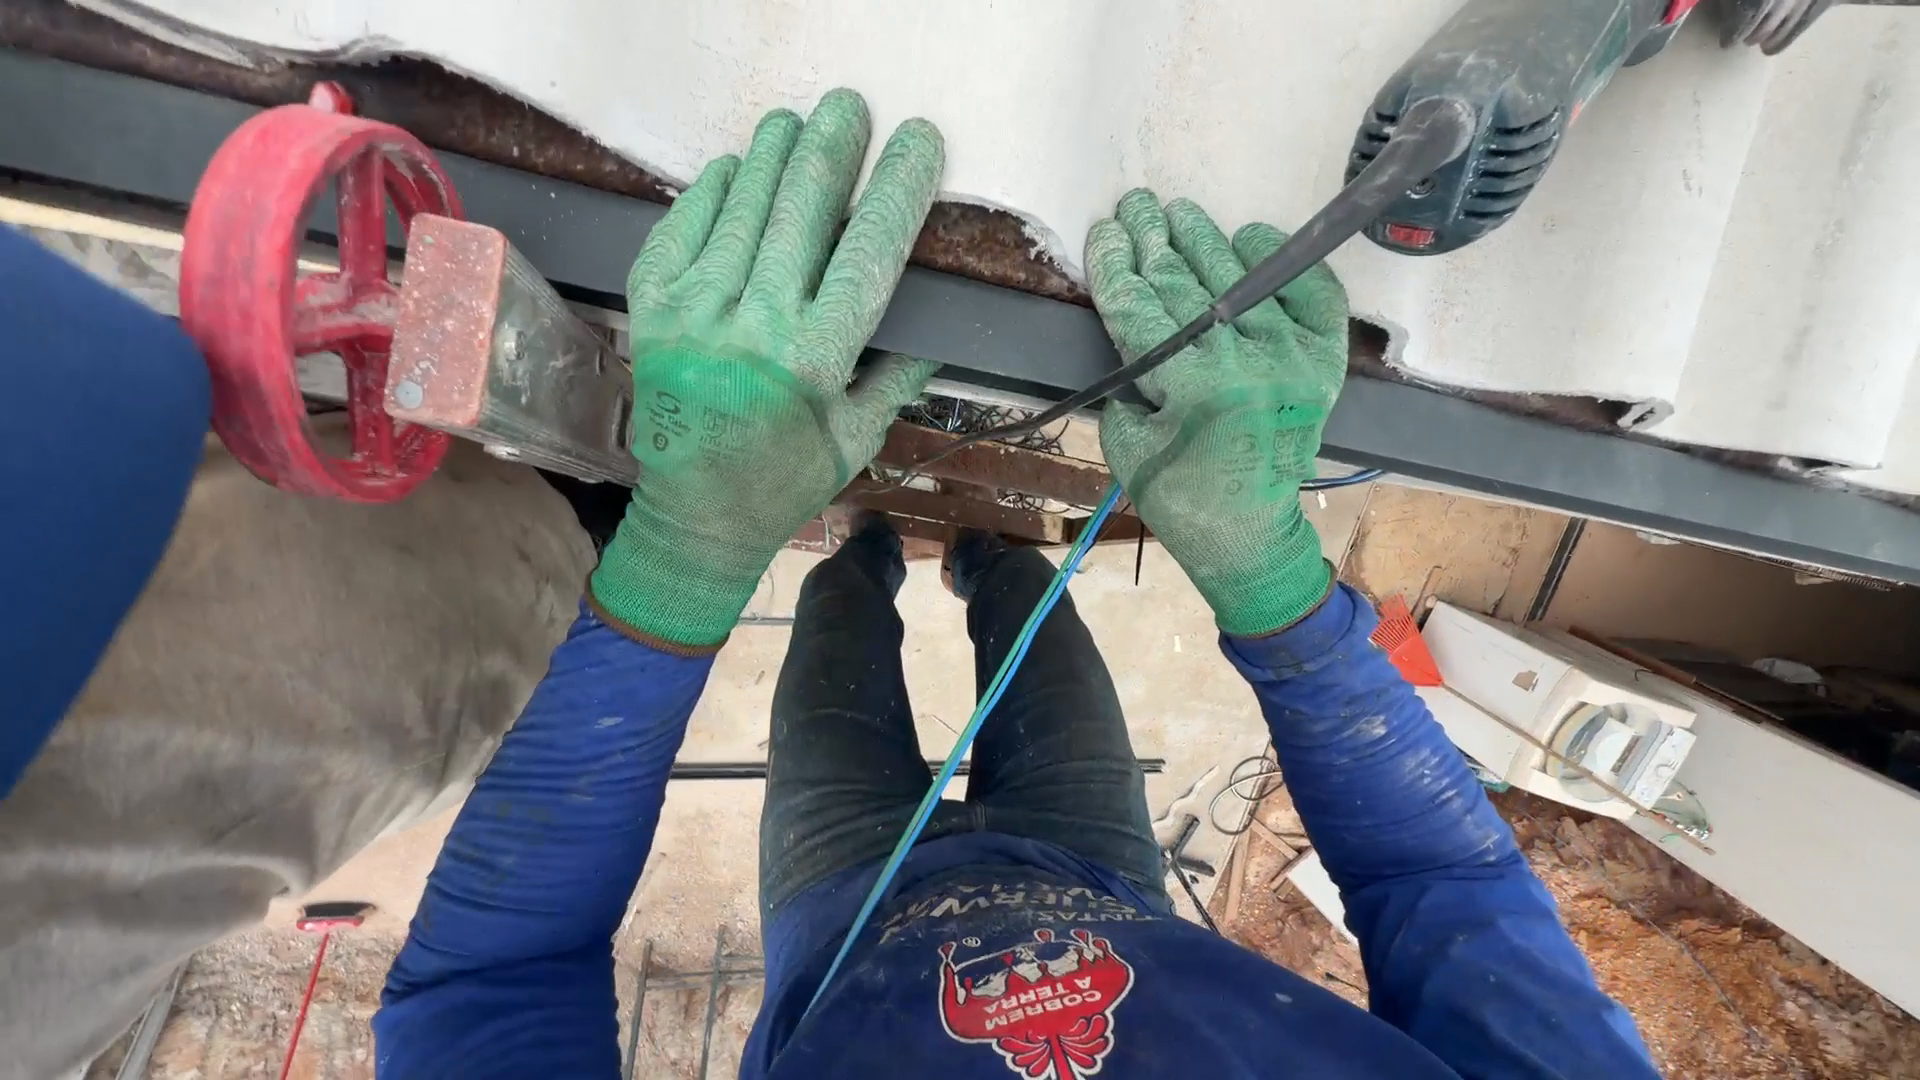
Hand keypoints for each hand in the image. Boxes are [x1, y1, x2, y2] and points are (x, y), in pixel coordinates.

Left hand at [589, 91, 943, 647]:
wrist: (697, 514)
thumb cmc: (788, 480)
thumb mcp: (858, 438)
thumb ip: (896, 373)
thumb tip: (934, 320)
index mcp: (814, 360)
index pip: (868, 254)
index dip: (898, 191)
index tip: (919, 144)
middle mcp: (754, 324)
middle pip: (801, 211)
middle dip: (832, 148)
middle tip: (851, 106)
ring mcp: (694, 310)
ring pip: (742, 208)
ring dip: (774, 155)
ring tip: (797, 123)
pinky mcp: (652, 307)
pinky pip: (683, 226)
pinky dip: (712, 190)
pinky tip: (735, 168)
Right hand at [1089, 190, 1348, 636]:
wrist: (1250, 533)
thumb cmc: (1179, 497)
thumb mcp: (1128, 445)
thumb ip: (1127, 382)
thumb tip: (1131, 324)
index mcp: (1193, 389)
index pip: (1141, 310)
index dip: (1116, 268)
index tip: (1103, 234)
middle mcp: (1246, 361)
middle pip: (1186, 285)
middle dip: (1151, 241)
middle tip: (1133, 206)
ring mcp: (1292, 354)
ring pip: (1239, 278)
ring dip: (1202, 240)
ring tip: (1177, 212)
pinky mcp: (1323, 358)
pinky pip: (1309, 292)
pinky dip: (1279, 260)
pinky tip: (1248, 236)